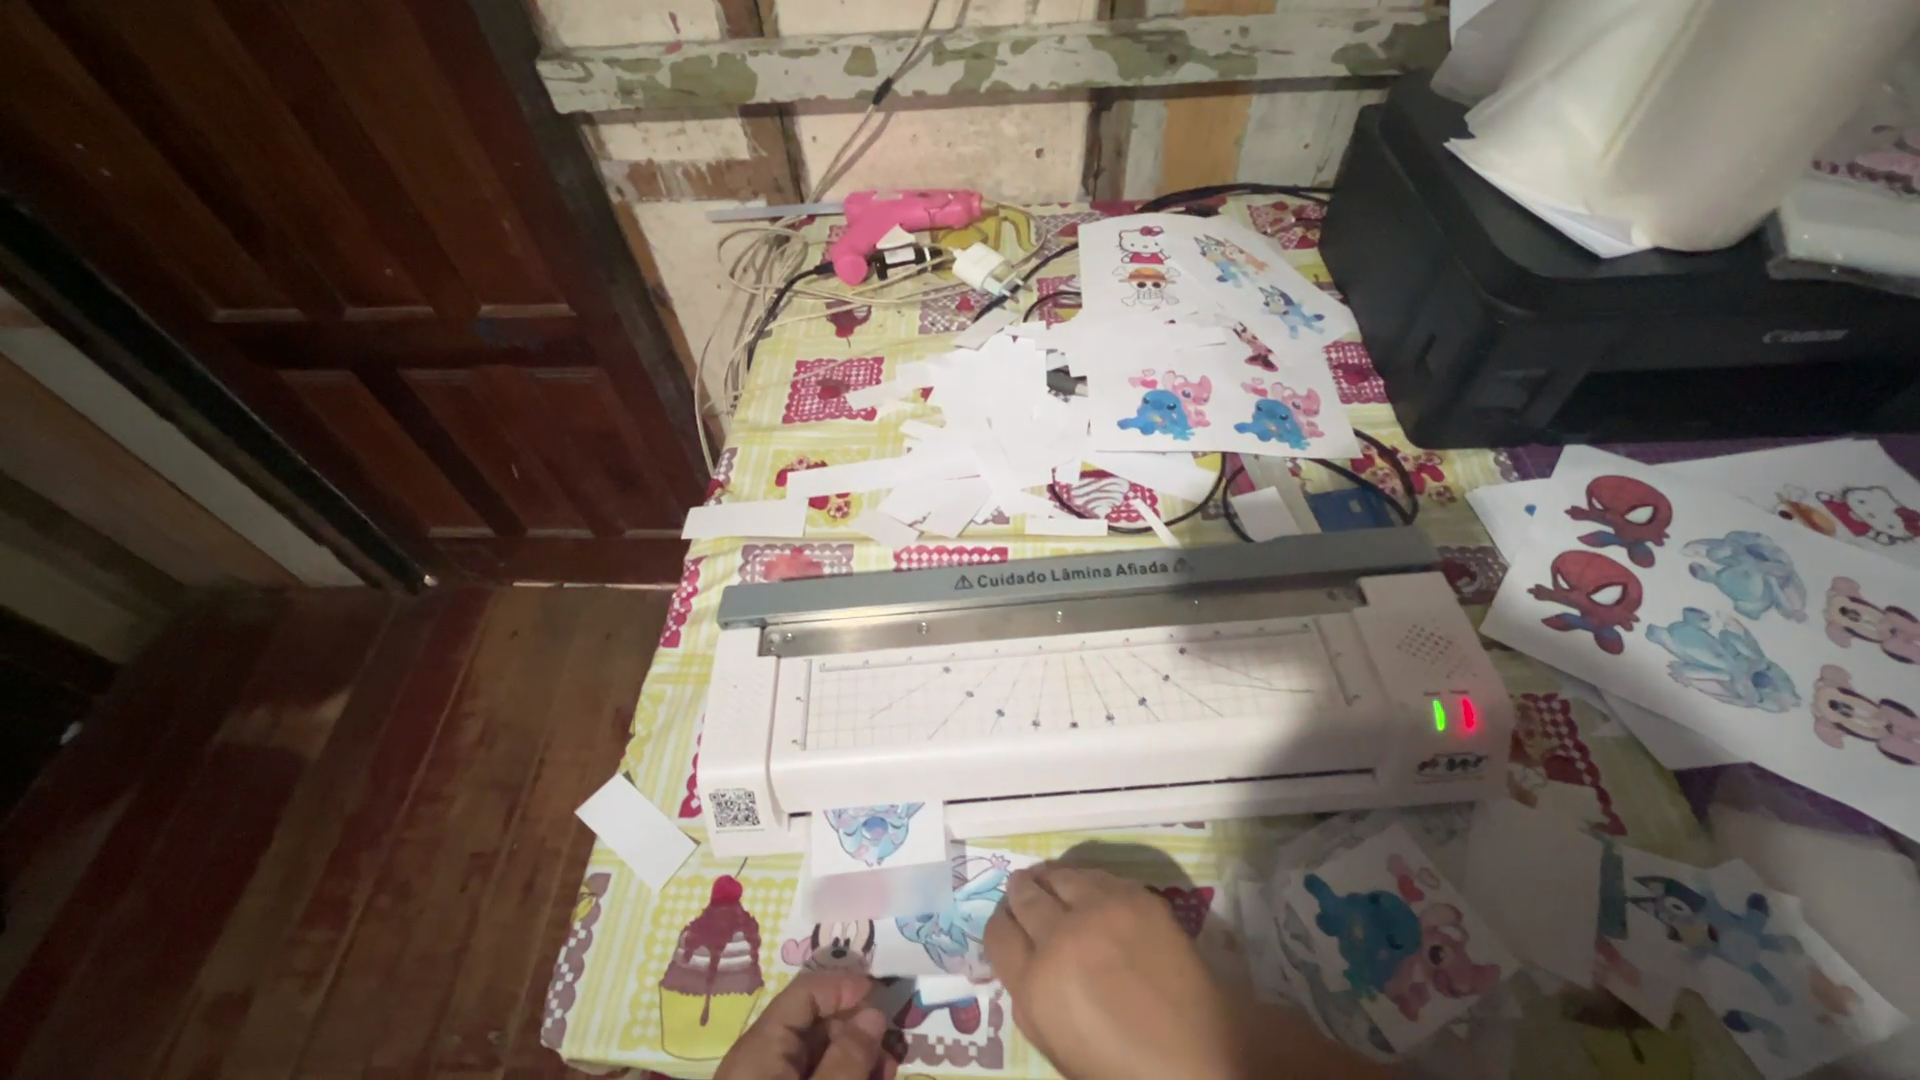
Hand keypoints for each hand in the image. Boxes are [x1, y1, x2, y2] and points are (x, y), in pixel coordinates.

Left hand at [715, 972, 893, 1079]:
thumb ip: (847, 1057)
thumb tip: (873, 1013)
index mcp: (762, 1044)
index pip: (804, 991)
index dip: (843, 985)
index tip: (880, 992)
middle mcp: (762, 1057)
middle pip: (816, 1024)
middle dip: (858, 1029)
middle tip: (893, 1048)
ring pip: (820, 1054)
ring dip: (856, 1057)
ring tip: (887, 1070)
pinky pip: (812, 1075)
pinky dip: (841, 1075)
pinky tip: (869, 1079)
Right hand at [984, 864, 1248, 1078]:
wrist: (1200, 1053)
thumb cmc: (1121, 1064)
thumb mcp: (1054, 1044)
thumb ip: (1027, 997)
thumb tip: (1020, 954)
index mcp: (1035, 985)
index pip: (996, 932)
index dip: (1000, 924)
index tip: (1008, 922)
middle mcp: (1061, 937)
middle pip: (1023, 896)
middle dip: (1020, 895)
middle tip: (1023, 892)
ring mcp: (1100, 911)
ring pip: (1058, 875)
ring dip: (1050, 880)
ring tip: (1052, 884)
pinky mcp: (1135, 896)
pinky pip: (1095, 875)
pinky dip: (1085, 882)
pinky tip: (1089, 892)